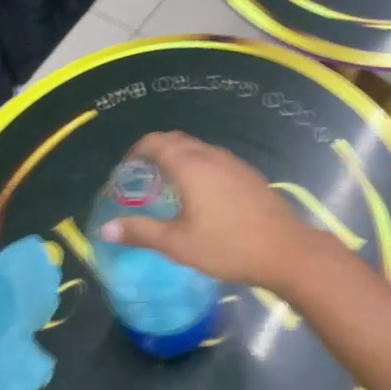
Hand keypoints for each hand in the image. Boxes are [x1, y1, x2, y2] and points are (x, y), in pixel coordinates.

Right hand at [99, 131, 324, 290]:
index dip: (135, 152)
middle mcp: (210, 155)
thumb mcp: (178, 244)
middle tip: (142, 179)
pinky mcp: (247, 173)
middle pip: (175, 141)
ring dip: (177, 159)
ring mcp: (232, 162)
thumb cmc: (227, 246)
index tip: (125, 173)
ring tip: (167, 187)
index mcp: (190, 165)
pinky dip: (197, 166)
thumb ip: (141, 232)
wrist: (284, 249)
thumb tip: (106, 229)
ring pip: (197, 148)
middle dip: (154, 152)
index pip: (155, 142)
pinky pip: (214, 159)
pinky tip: (199, 195)